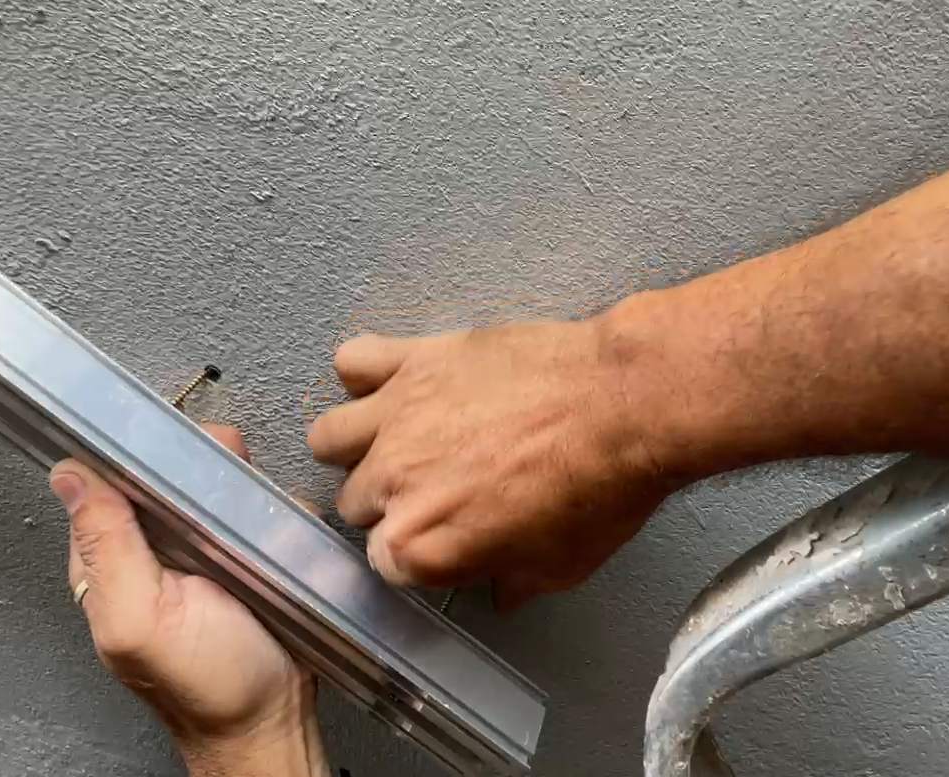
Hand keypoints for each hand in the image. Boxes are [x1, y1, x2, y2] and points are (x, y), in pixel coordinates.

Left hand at [51, 426, 325, 776]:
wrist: (273, 717)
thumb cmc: (205, 685)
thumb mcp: (140, 619)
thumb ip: (106, 547)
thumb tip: (69, 476)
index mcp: (113, 559)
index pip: (110, 478)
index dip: (141, 451)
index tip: (177, 444)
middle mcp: (155, 545)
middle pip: (172, 470)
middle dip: (208, 463)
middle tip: (231, 482)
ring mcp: (205, 544)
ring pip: (219, 480)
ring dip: (246, 484)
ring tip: (261, 514)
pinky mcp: (248, 547)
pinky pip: (258, 505)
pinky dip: (272, 506)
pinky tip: (280, 525)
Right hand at [307, 319, 680, 606]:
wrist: (620, 402)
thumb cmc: (599, 488)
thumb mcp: (561, 566)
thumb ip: (511, 582)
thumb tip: (498, 589)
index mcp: (420, 546)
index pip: (384, 560)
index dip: (415, 549)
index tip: (440, 534)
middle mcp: (393, 483)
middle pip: (355, 500)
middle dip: (387, 498)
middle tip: (430, 483)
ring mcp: (397, 416)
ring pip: (328, 437)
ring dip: (355, 443)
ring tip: (395, 435)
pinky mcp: (415, 359)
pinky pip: (354, 360)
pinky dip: (366, 370)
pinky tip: (395, 377)